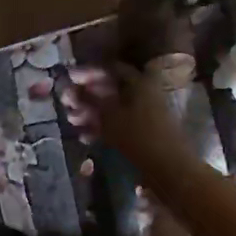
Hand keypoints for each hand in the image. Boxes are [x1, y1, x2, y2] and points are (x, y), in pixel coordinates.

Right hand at [63, 63, 181, 164]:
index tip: (70, 79)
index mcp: (139, 81)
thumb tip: (70, 87)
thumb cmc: (137, 135)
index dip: (88, 72)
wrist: (168, 168)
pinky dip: (102, 126)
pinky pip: (119, 121)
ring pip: (112, 106)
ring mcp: (144, 111)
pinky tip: (84, 136)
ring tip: (72, 121)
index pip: (110, 68)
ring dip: (91, 112)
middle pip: (110, 88)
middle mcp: (143, 92)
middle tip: (67, 103)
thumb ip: (87, 99)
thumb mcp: (107, 115)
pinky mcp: (143, 130)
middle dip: (86, 95)